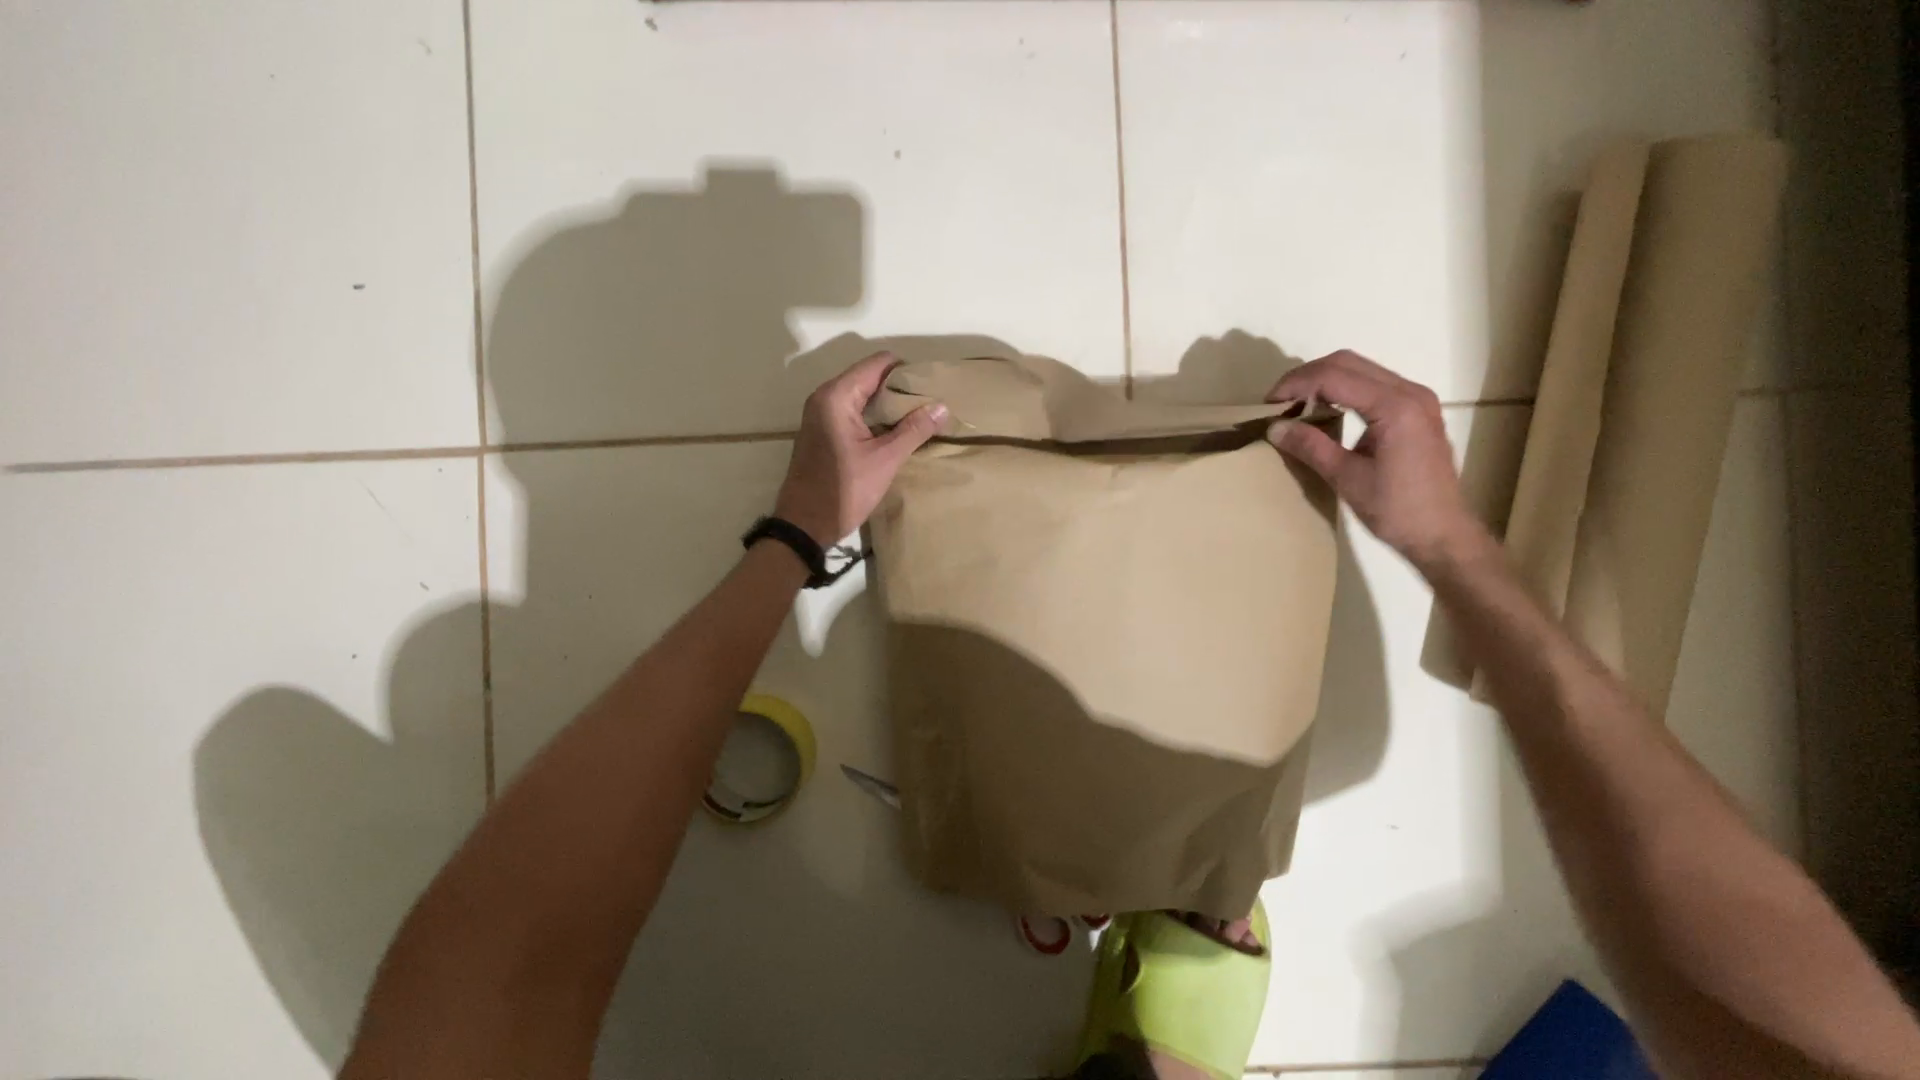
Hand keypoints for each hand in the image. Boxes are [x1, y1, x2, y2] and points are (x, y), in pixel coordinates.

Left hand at [774, 351, 946, 545]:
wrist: (804, 525)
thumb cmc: (843, 491)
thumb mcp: (885, 460)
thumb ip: (914, 430)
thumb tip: (942, 406)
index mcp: (837, 396)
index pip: (877, 363)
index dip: (906, 371)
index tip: (931, 386)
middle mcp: (825, 397)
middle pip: (869, 377)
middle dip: (899, 388)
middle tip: (930, 403)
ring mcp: (820, 414)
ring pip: (862, 396)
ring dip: (888, 405)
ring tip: (918, 417)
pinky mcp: (822, 432)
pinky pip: (853, 412)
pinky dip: (874, 417)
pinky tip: (895, 433)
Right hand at [1266, 350, 1489, 569]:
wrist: (1442, 533)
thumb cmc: (1396, 510)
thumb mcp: (1346, 479)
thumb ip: (1311, 446)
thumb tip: (1274, 427)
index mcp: (1395, 407)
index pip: (1334, 376)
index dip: (1295, 385)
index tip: (1268, 405)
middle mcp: (1410, 392)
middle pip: (1348, 362)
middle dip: (1307, 376)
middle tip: (1279, 402)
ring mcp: (1417, 399)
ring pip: (1361, 369)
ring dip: (1324, 380)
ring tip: (1296, 405)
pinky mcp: (1417, 410)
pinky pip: (1373, 383)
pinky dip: (1343, 389)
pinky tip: (1325, 411)